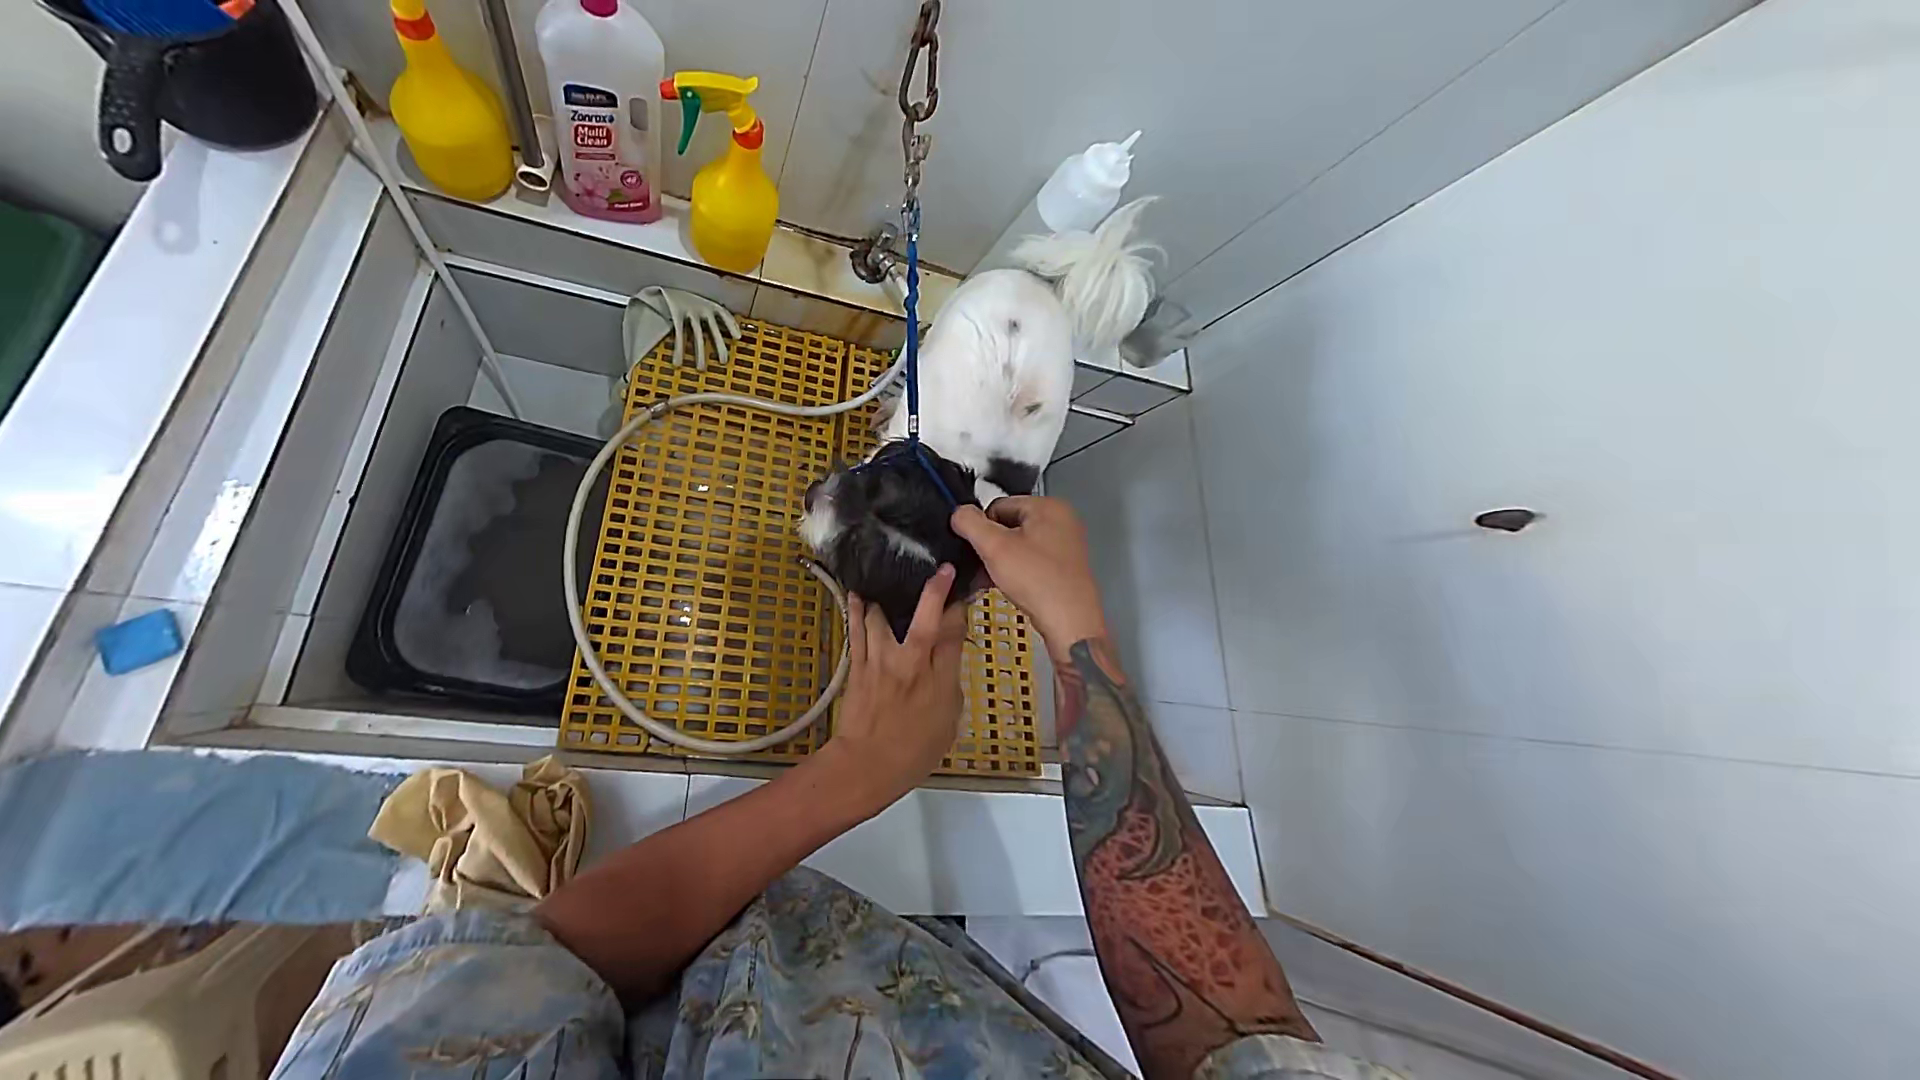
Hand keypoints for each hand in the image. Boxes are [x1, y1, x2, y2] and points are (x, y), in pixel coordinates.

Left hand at [826, 565, 969, 809]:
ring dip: (890, 594)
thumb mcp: (949, 717)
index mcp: (939, 677)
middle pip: (925, 616)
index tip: (964, 588)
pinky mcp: (858, 665)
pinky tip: (858, 593)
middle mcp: (911, 662)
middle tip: (942, 569)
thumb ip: (950, 679)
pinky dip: (858, 609)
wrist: (866, 765)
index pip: (954, 631)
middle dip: (935, 589)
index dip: (961, 606)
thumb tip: (948, 651)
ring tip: (891, 572)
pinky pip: (857, 629)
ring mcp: (880, 660)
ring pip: (885, 616)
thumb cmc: (914, 749)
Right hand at [951, 497, 1107, 660]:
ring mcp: (1065, 546)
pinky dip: (1016, 572)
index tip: (979, 549)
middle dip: (992, 547)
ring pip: (1019, 546)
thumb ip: (970, 523)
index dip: (983, 528)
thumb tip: (959, 513)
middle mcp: (1062, 521)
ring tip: (996, 580)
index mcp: (1049, 506)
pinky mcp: (1064, 568)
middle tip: (987, 567)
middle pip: (1009, 526)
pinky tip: (1008, 587)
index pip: (999, 505)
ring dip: (1002, 562)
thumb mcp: (994, 547)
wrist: (1069, 621)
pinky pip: (1031, 562)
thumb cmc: (1039, 580)